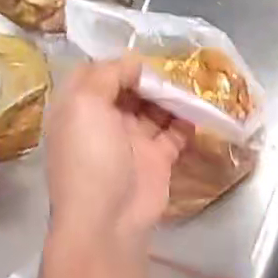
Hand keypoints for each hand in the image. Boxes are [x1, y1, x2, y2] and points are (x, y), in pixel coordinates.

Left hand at [43, 55, 193, 240]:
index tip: (144, 58)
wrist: (109, 219)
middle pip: (129, 91)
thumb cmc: (90, 158)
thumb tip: (135, 66)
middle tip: (174, 68)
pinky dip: (186, 122)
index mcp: (78, 108)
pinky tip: (198, 110)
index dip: (119, 64)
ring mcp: (132, 143)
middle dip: (150, 78)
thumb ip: (107, 75)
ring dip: (170, 97)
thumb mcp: (85, 103)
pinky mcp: (157, 161)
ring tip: (190, 85)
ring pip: (154, 110)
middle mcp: (104, 123)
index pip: (98, 75)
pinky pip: (174, 135)